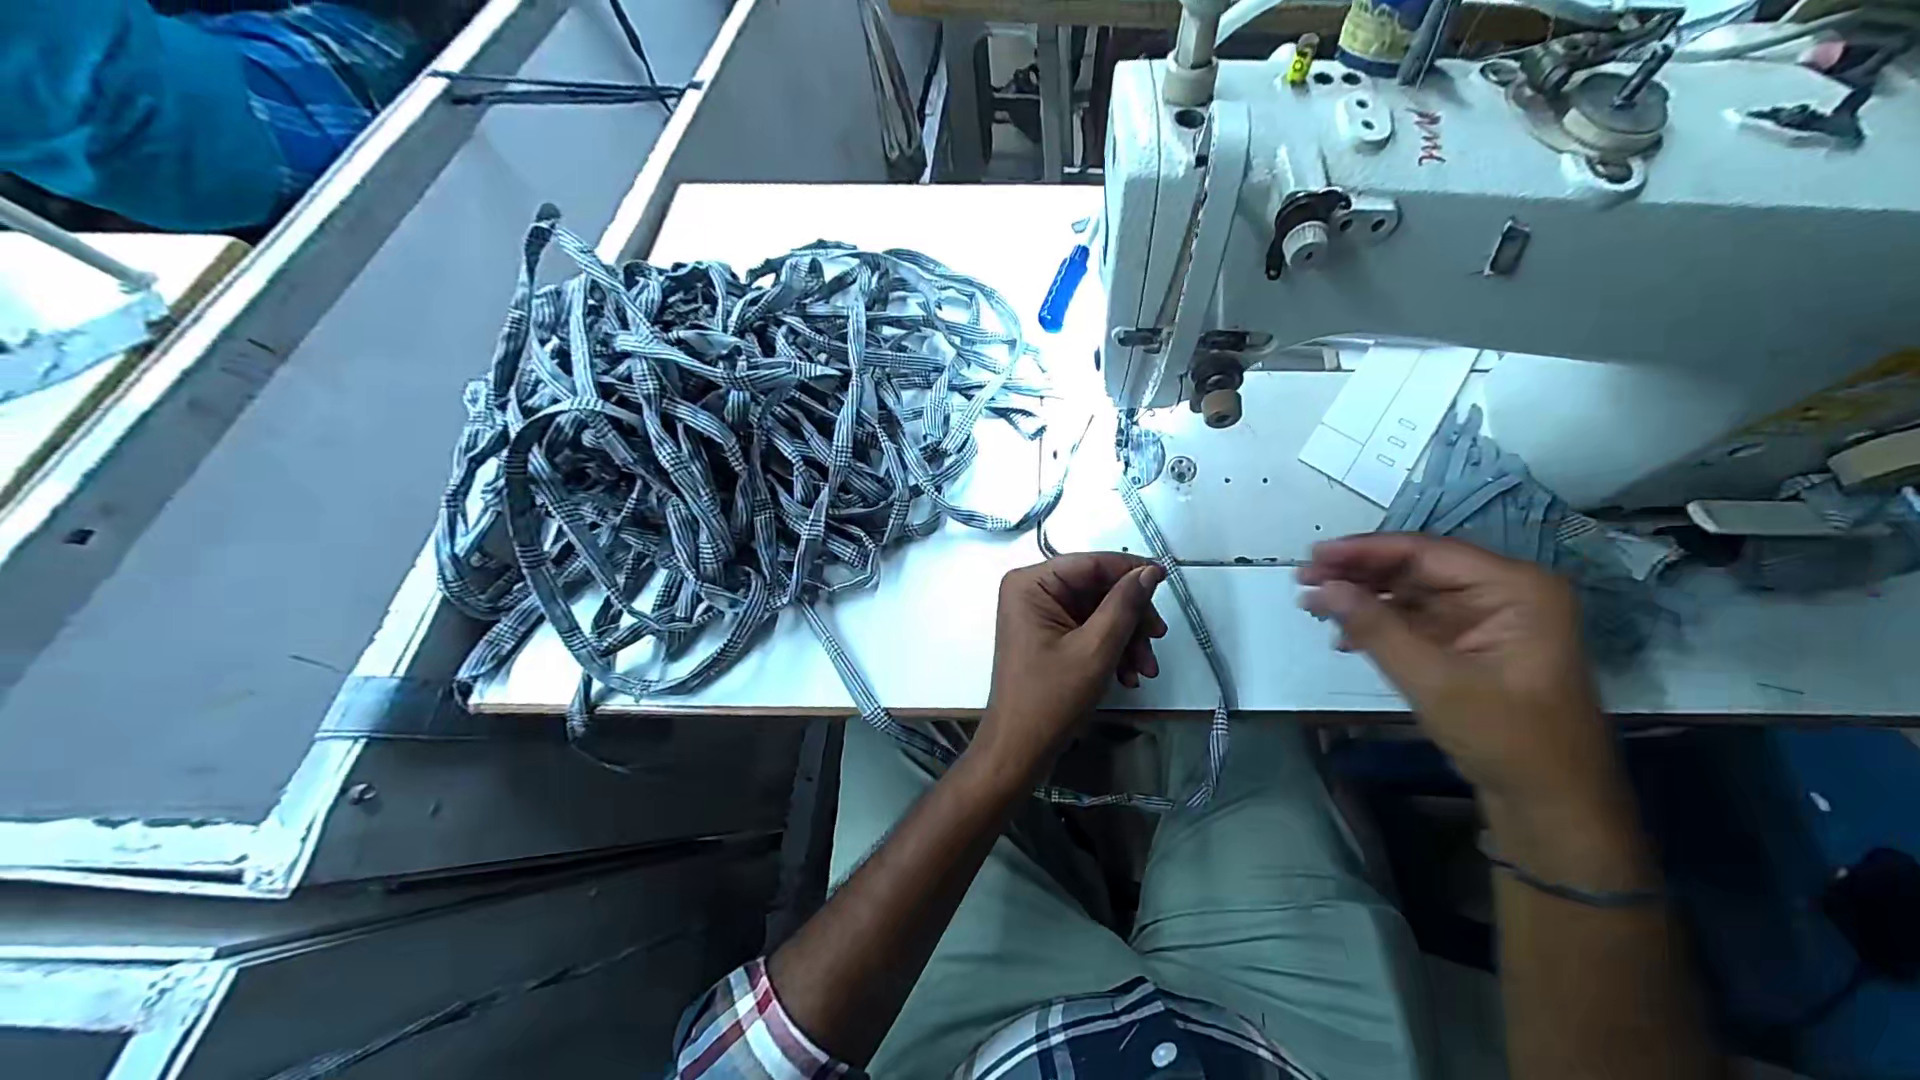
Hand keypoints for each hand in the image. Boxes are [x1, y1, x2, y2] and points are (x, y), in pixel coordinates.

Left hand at [978, 553, 1167, 779]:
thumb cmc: (1051, 698)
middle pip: (1096, 588)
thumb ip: (1125, 605)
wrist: (1020, 749)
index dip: (1130, 570)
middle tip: (1158, 638)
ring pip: (1097, 611)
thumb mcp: (1096, 649)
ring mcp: (1038, 615)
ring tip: (1145, 670)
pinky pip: (1087, 630)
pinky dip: (1111, 649)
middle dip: (1130, 616)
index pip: (1090, 563)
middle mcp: (1031, 592)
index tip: (1166, 578)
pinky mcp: (1047, 637)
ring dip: (1126, 638)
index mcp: (1030, 584)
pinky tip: (1128, 676)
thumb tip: (1149, 571)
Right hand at [1298, 534, 1615, 805]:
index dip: (1363, 551)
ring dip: (1361, 598)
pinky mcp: (1469, 643)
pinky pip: (1414, 619)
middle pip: (1414, 568)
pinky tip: (1344, 635)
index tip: (1313, 554)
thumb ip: (1375, 628)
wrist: (1549, 802)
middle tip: (1304, 580)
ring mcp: (1486, 618)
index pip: (1425, 552)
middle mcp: (1502, 592)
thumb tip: (1323, 588)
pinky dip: (1377, 624)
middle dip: (1357, 574)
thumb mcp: (1434, 680)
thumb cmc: (1505, 737)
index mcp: (1514, 588)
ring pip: (1409, 592)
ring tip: (1313, 604)